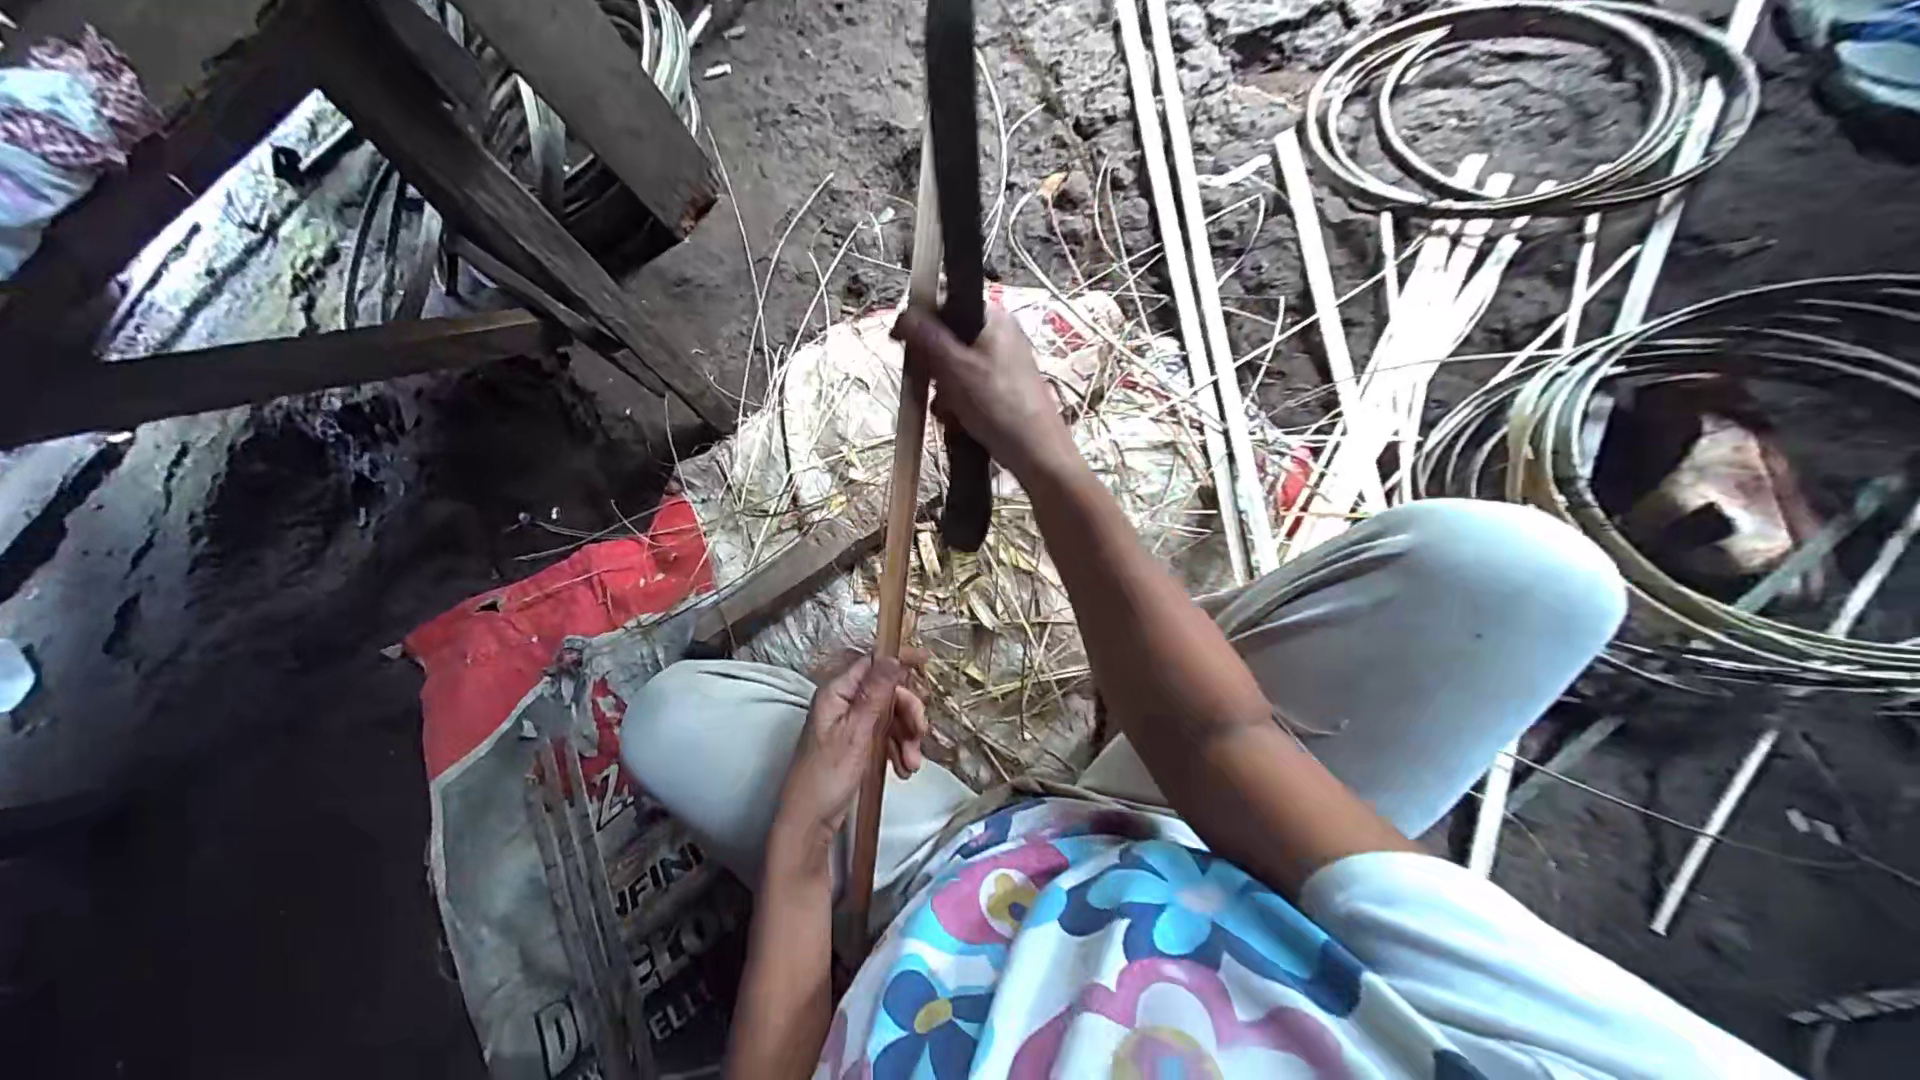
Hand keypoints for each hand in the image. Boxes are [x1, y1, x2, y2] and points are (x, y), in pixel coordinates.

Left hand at [770, 651, 930, 869]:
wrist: (810, 824)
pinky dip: (898, 749)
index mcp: (837, 692)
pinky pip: (885, 735)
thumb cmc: (826, 777)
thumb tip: (893, 657)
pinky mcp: (857, 743)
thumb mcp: (856, 733)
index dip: (899, 659)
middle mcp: (843, 703)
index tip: (927, 660)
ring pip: (890, 715)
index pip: (872, 662)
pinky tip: (903, 769)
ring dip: (906, 736)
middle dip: (908, 712)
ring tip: (911, 764)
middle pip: (887, 691)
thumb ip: (875, 693)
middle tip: (920, 733)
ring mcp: (850, 723)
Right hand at [893, 305, 1078, 479]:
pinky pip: (964, 392)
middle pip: (945, 344)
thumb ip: (926, 338)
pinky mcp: (997, 392)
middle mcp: (996, 336)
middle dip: (933, 372)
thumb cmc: (997, 404)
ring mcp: (998, 366)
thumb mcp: (955, 367)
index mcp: (991, 318)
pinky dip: (957, 407)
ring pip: (951, 372)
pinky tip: (959, 423)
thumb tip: (901, 316)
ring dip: (943, 395)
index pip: (945, 309)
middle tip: (934, 389)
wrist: (1035, 451)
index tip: (908, 351)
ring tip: (952, 412)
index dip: (921, 328)